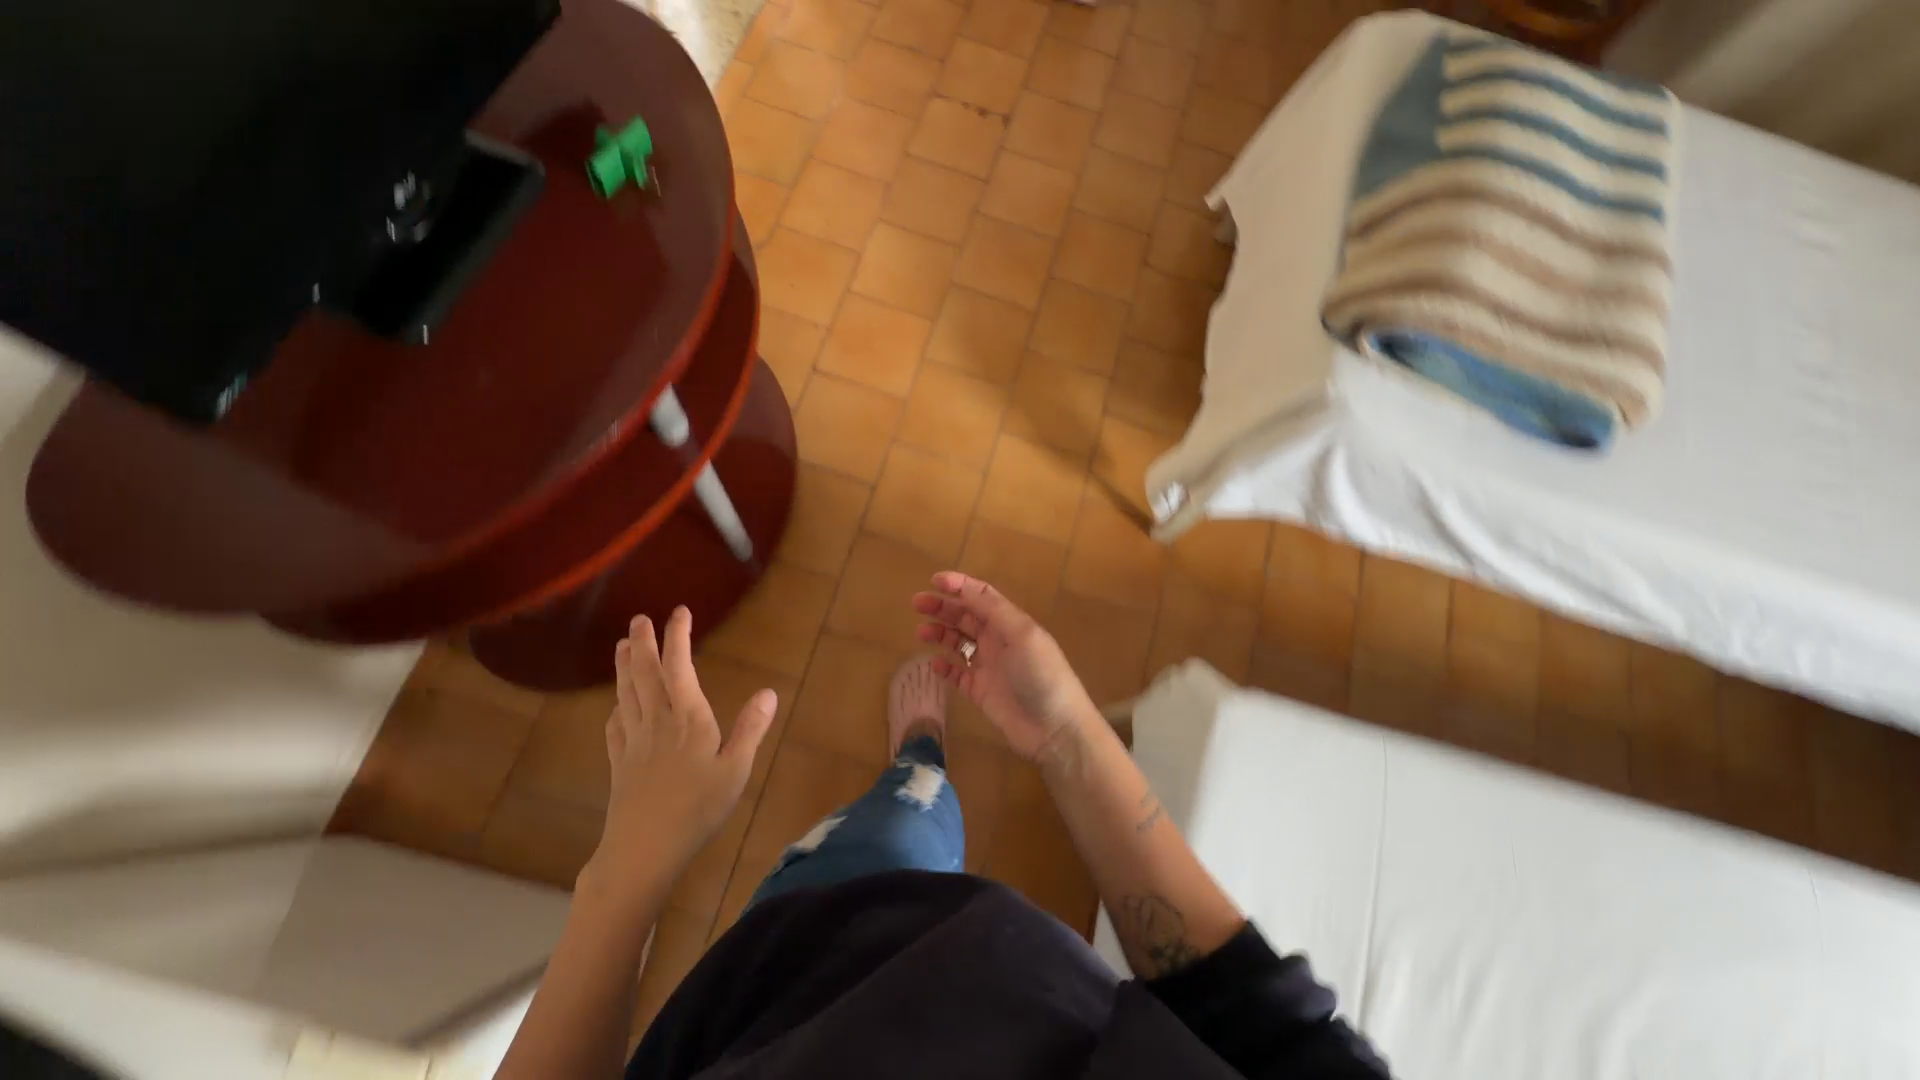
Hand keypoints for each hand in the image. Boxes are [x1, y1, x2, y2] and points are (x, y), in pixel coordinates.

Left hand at [585, 608, 776, 898]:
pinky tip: (616, 706)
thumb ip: (750, 729)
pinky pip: (615, 726)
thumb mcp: (736, 769)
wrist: (644, 847)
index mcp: (687, 718)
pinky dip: (616, 707)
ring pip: (626, 694)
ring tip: (621, 646)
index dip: (677, 637)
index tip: (679, 612)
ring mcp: (633, 742)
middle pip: (645, 675)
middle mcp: (656, 722)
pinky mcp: (619, 763)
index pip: (679, 667)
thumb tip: (769, 692)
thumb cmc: (698, 808)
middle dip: (643, 644)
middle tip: (638, 619)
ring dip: (624, 667)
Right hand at [912, 571, 1099, 766]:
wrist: (1054, 728)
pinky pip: (958, 674)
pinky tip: (934, 664)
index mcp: (1011, 623)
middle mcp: (999, 641)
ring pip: (959, 643)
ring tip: (921, 632)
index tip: (934, 580)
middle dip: (943, 607)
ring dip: (941, 633)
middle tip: (917, 603)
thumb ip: (993, 610)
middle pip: (967, 617)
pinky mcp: (981, 692)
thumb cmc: (1041, 675)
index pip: (982, 596)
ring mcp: (990, 667)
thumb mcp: (1022, 634)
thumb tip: (965, 588)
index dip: (960, 585)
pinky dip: (945, 667)